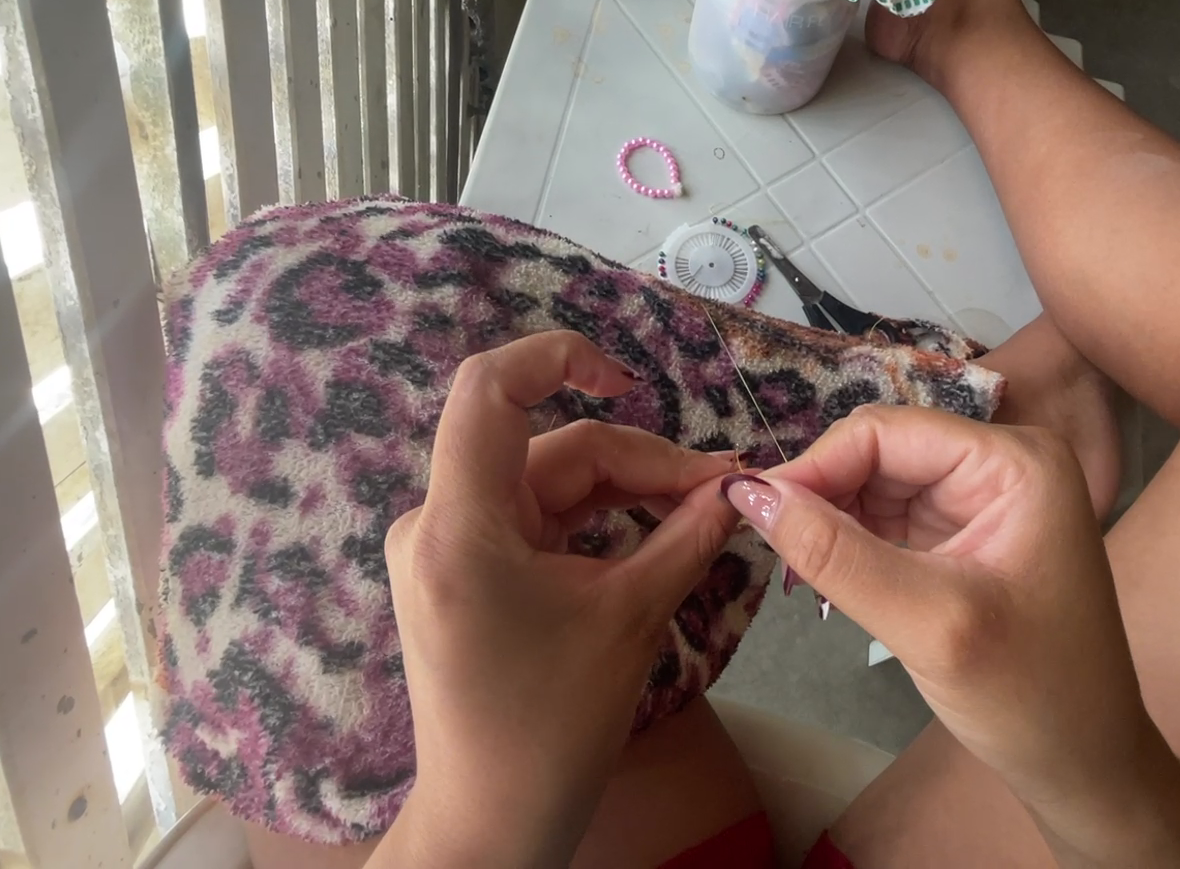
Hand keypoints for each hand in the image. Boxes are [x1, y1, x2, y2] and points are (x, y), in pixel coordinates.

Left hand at [375, 331, 740, 866]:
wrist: (494, 821)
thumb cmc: (554, 727)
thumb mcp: (633, 616)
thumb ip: (688, 535)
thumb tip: (739, 485)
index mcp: (461, 526)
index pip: (488, 391)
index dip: (558, 358)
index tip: (627, 379)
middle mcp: (440, 520)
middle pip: (553, 449)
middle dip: (641, 462)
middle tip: (719, 489)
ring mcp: (450, 541)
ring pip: (554, 479)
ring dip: (628, 488)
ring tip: (700, 509)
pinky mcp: (469, 561)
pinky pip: (543, 512)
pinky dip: (600, 513)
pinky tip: (655, 525)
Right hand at [722, 406, 1146, 810]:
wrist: (1084, 768)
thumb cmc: (1029, 698)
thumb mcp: (927, 624)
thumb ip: (835, 554)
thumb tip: (749, 493)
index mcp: (1012, 461)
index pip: (886, 432)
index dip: (817, 464)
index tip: (754, 508)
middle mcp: (995, 462)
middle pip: (878, 451)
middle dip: (822, 491)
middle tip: (772, 541)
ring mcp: (976, 494)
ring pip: (873, 480)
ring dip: (830, 516)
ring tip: (800, 563)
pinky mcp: (956, 528)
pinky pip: (884, 511)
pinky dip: (848, 537)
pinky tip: (829, 568)